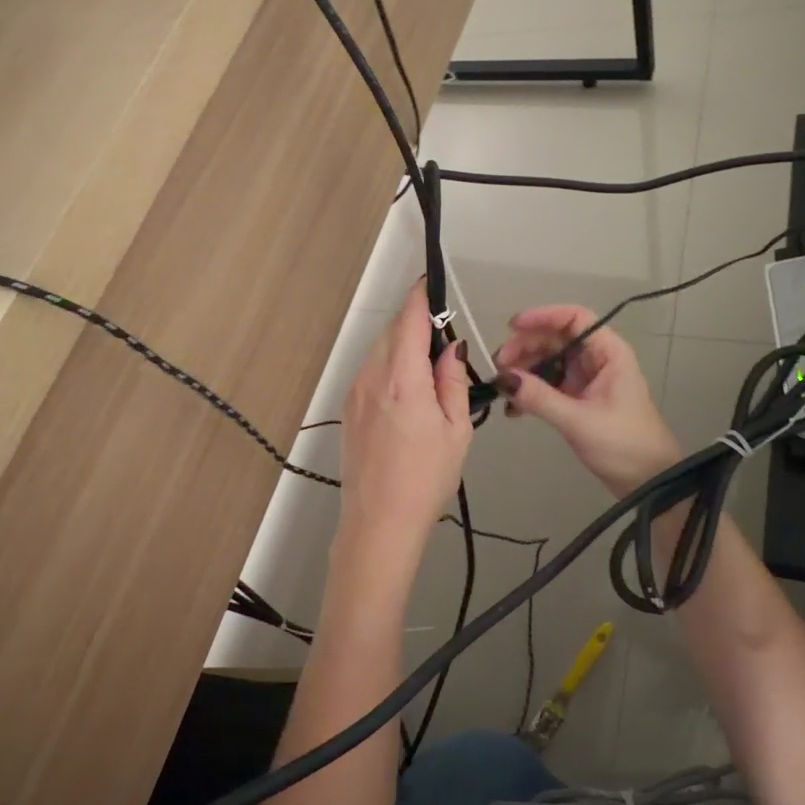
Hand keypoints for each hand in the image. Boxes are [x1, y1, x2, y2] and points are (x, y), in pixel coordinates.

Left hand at [339, 283, 473, 557]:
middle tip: (444, 337)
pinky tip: (408, 389)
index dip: (421, 297)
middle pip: (392, 332)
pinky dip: (389, 366)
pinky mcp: (348, 408)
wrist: (379, 521)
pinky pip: (370, 371)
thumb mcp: (456, 430)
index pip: (410, 320)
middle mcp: (372, 377)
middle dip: (415, 323)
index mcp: (403, 379)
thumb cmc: (425, 479)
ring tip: (429, 367)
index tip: (431, 283)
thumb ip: (453, 381)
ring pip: (379, 350)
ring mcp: (354, 392)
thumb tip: (450, 348)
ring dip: (402, 346)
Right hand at [495, 305, 681, 497]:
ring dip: (524, 370)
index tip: (512, 327)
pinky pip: (549, 384)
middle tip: (499, 366)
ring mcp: (587, 380)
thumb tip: (503, 379)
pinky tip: (514, 409)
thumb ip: (539, 398)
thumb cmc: (623, 444)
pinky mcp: (579, 399)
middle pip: (555, 338)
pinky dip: (531, 391)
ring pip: (549, 361)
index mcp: (608, 353)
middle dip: (526, 347)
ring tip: (503, 389)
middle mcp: (597, 360)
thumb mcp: (578, 420)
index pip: (574, 318)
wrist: (648, 482)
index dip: (543, 316)